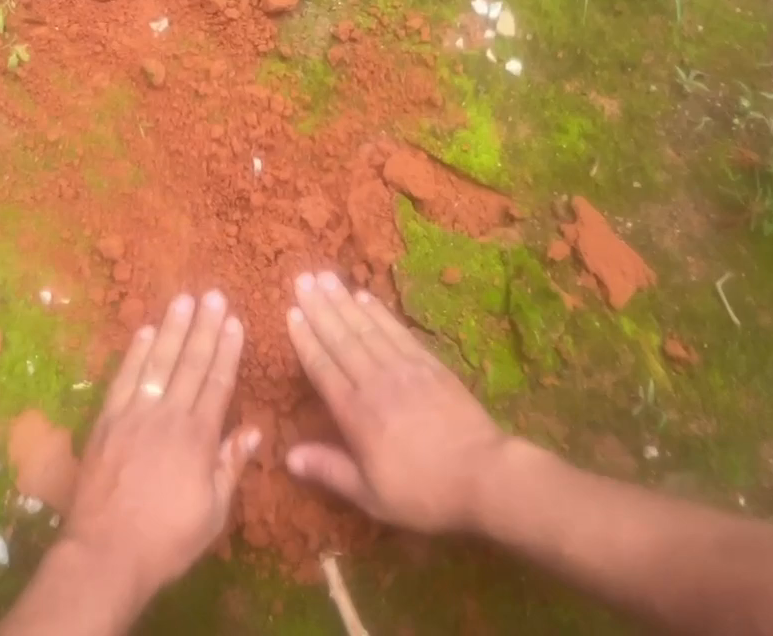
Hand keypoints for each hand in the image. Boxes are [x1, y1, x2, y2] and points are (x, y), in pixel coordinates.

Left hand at [61, 291, 259, 602]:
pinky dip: (135, 353)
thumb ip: (231, 466)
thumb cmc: (167, 538)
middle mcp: (168, 416)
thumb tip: (253, 429)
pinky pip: (124, 379)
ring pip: (158, 362)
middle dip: (204, 327)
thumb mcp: (213, 512)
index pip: (217, 382)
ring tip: (183, 299)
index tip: (234, 321)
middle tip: (213, 295)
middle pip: (190, 363)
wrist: (106, 553)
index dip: (227, 350)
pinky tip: (145, 332)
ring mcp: (134, 414)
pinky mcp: (106, 421)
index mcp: (198, 437)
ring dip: (172, 328)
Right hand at [284, 270, 511, 533]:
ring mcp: (404, 368)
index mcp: (356, 414)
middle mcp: (375, 381)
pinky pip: (397, 330)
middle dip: (319, 307)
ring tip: (325, 277)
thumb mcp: (371, 495)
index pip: (323, 367)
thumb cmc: (423, 491)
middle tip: (302, 279)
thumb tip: (288, 456)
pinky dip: (378, 311)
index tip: (291, 311)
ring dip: (344, 300)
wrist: (484, 475)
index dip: (305, 338)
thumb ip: (330, 470)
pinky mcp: (429, 363)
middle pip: (341, 338)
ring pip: (366, 327)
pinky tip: (365, 296)